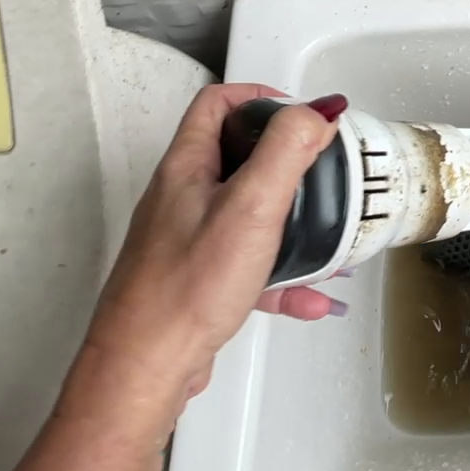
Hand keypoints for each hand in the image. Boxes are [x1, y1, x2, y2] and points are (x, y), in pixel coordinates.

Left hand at [11, 85, 347, 470]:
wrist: (143, 375)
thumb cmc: (187, 289)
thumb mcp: (251, 204)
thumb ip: (287, 149)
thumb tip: (319, 110)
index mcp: (187, 168)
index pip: (217, 103)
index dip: (260, 96)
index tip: (301, 113)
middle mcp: (182, 198)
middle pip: (236, 153)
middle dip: (285, 156)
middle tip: (321, 165)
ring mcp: (187, 241)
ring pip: (247, 211)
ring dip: (290, 216)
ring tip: (326, 229)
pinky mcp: (197, 281)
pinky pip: (250, 263)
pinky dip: (284, 272)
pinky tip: (313, 295)